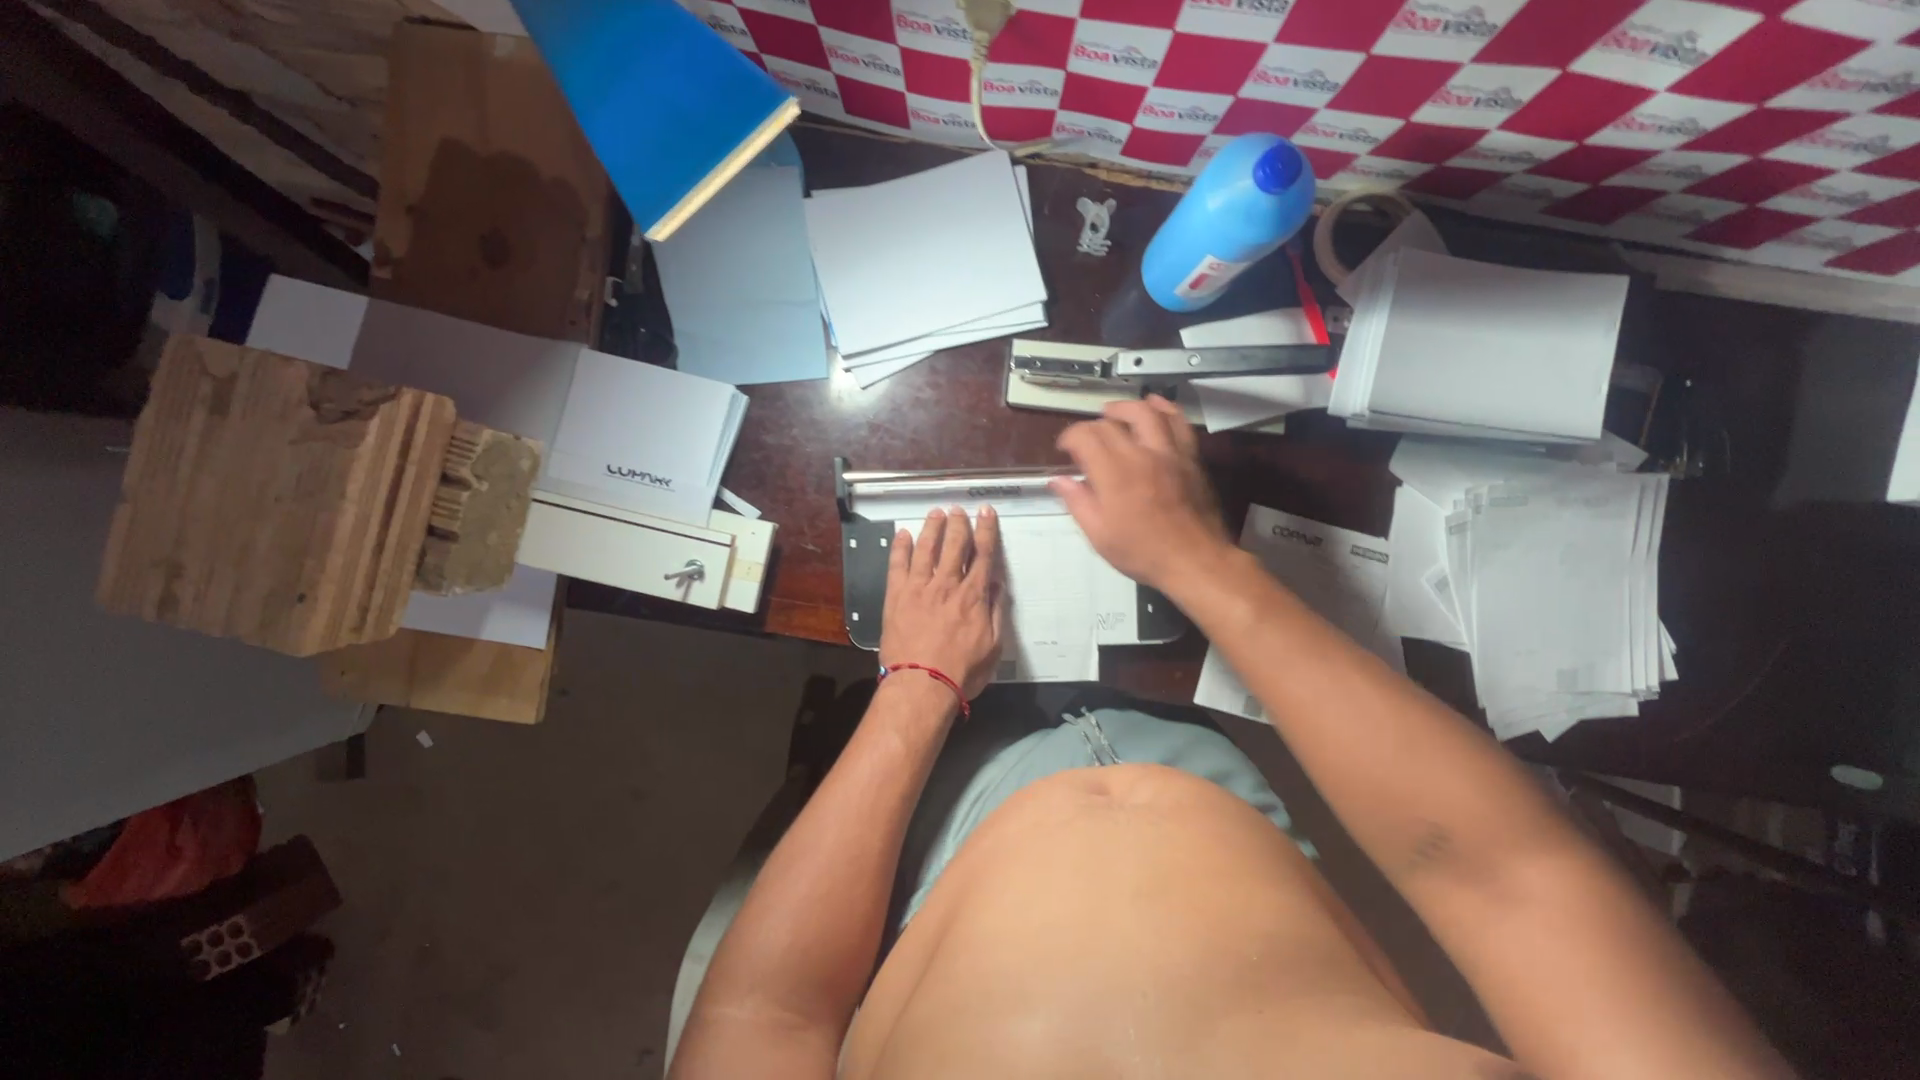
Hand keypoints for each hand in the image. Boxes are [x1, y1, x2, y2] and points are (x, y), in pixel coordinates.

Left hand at [879, 506, 1005, 699]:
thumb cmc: (962, 671)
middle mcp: (947, 584)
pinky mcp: (896, 596)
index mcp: (973, 595)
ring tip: (935, 513)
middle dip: (958, 523)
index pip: (983, 554)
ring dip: (932, 528)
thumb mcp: (994, 647)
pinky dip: (900, 547)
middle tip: (958, 509)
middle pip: (954, 545)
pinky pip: (897, 565)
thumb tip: (997, 585)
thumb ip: (996, 612)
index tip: (986, 512)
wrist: (921, 684)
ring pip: (926, 548)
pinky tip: (903, 534)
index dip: (986, 530)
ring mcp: (919, 587)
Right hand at [1051, 395, 1230, 591]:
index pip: (1085, 436)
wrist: (1194, 560)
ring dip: (1125, 408)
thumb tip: (1058, 480)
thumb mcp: (1099, 535)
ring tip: (1113, 412)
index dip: (1069, 437)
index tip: (1065, 450)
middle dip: (1092, 426)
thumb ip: (1077, 502)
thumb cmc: (1142, 552)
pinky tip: (1154, 405)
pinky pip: (1178, 423)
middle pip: (1111, 423)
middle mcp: (1140, 454)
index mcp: (1114, 474)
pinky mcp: (1189, 458)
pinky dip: (1164, 409)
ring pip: (1146, 413)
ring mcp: (1169, 453)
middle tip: (1085, 440)